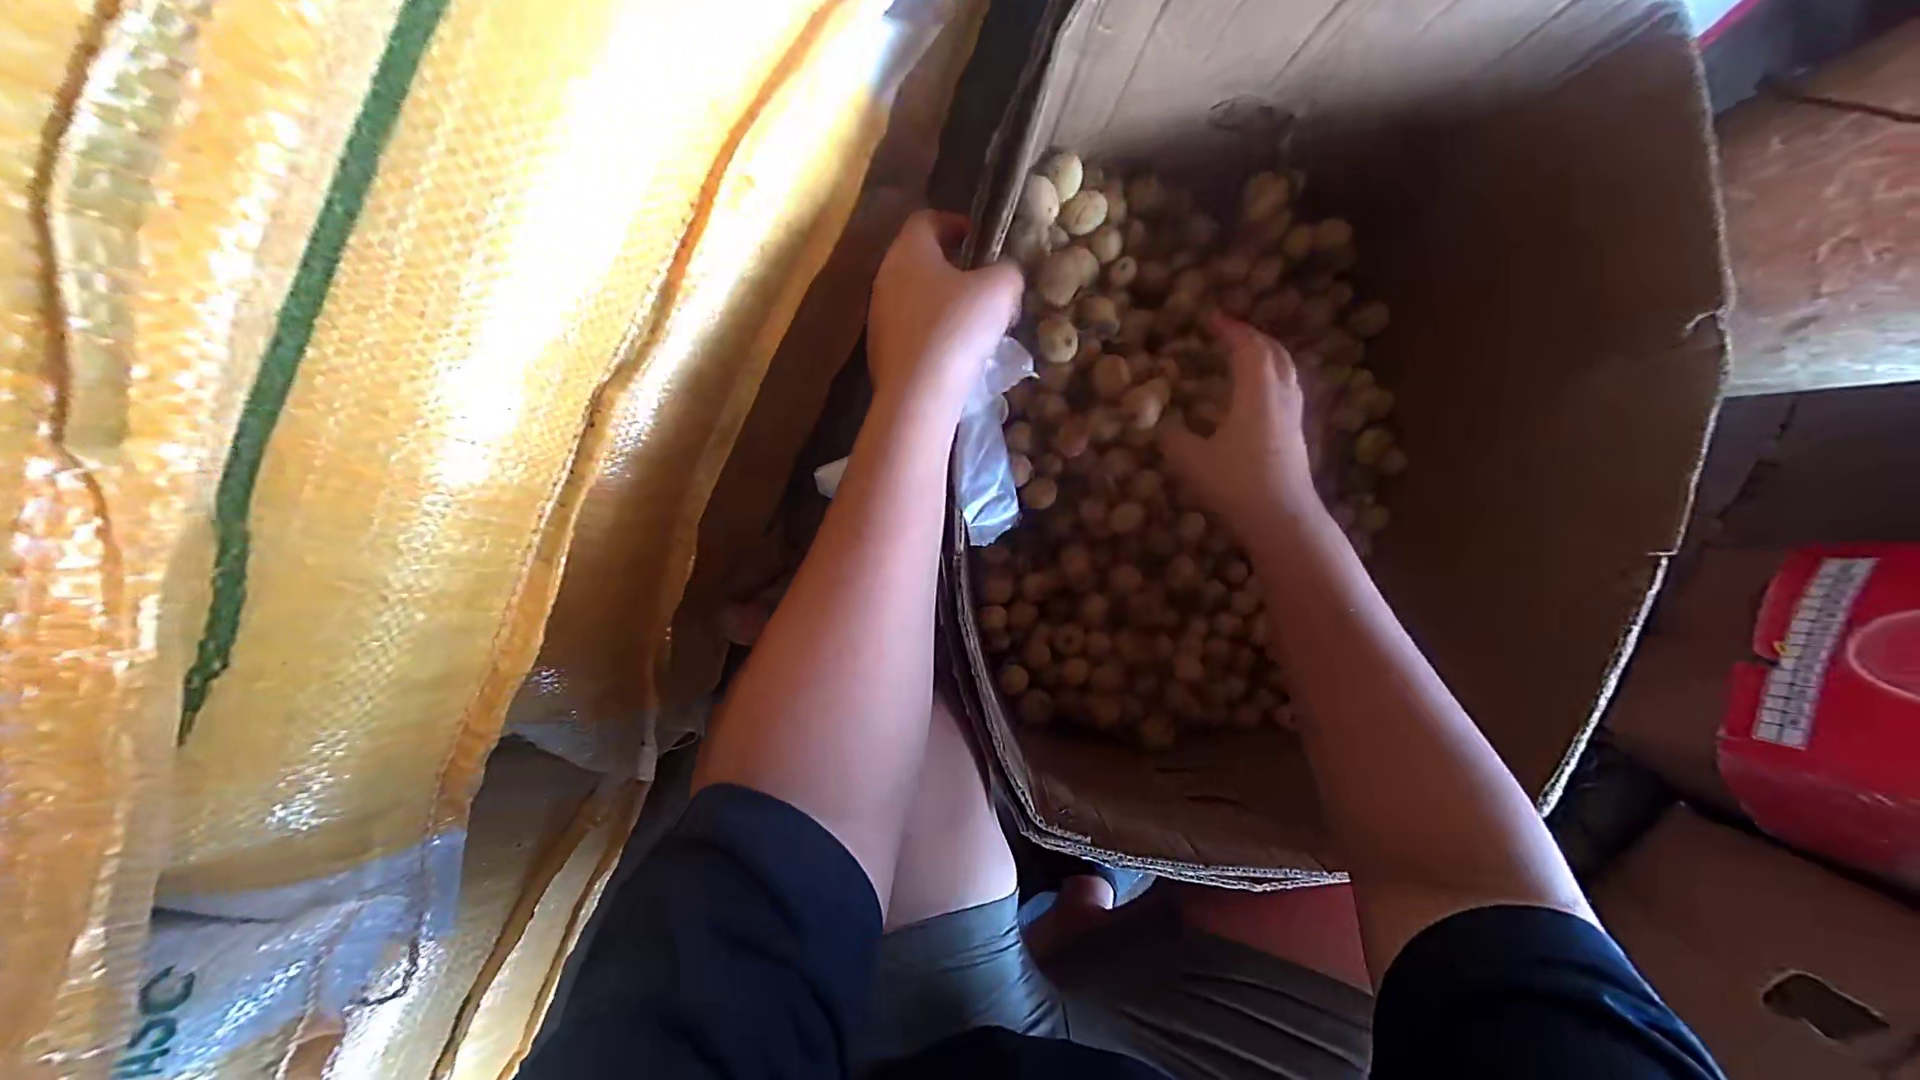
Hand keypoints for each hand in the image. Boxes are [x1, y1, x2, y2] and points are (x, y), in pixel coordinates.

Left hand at [868, 210, 1022, 410]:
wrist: (918, 394)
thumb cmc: (958, 329)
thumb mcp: (1000, 289)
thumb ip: (1007, 270)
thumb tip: (1003, 274)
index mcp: (908, 249)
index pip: (928, 218)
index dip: (957, 223)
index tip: (982, 241)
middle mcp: (884, 276)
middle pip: (919, 259)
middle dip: (952, 267)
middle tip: (983, 284)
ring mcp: (877, 315)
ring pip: (913, 297)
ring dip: (941, 303)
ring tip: (972, 323)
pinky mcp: (879, 350)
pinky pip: (909, 330)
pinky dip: (931, 333)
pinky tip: (952, 353)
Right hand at [1160, 314, 1321, 534]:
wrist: (1282, 518)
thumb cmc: (1236, 484)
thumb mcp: (1192, 461)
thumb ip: (1174, 438)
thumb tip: (1164, 427)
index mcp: (1256, 394)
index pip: (1247, 348)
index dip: (1230, 330)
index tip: (1211, 318)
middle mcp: (1280, 396)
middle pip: (1274, 352)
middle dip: (1252, 336)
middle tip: (1229, 332)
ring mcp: (1293, 415)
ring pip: (1286, 370)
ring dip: (1267, 355)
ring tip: (1246, 356)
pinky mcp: (1296, 434)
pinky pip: (1287, 389)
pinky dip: (1272, 376)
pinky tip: (1257, 394)